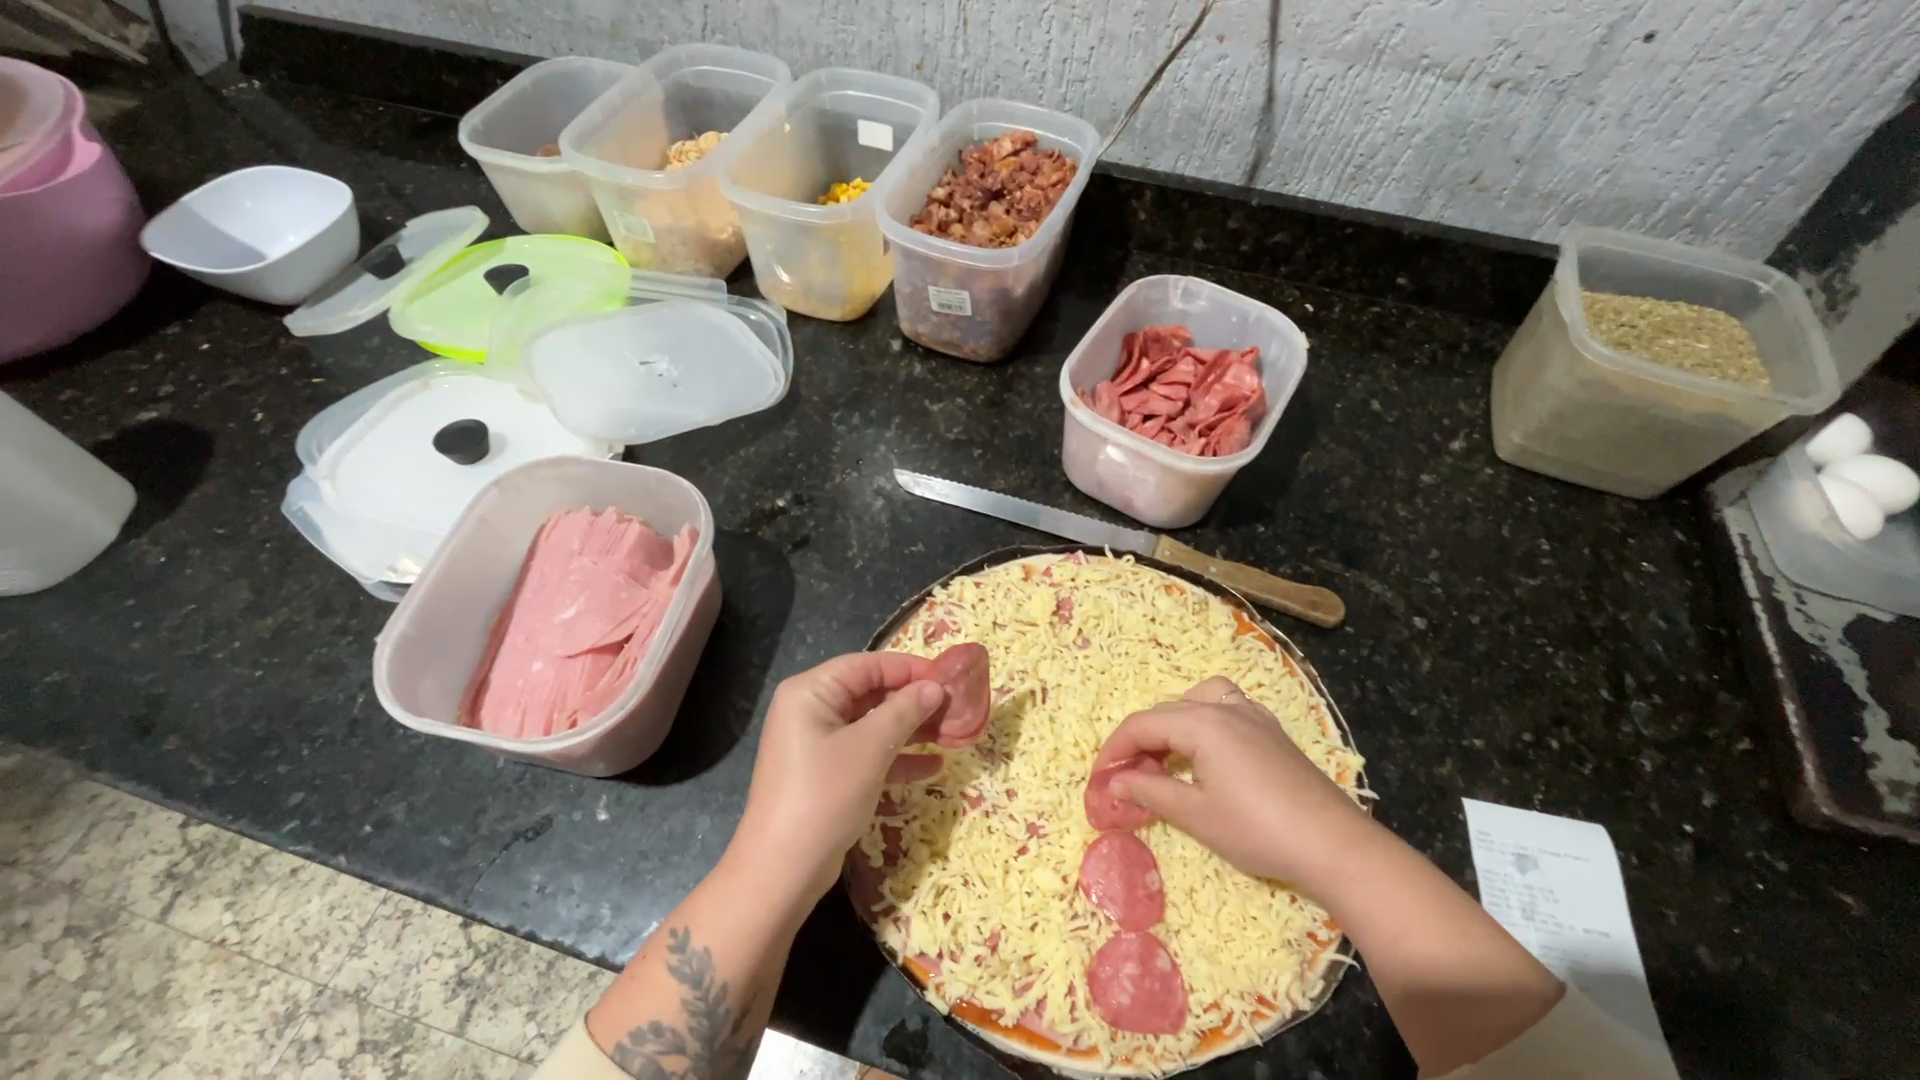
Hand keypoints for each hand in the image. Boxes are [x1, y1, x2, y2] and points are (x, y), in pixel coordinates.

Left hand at [729, 652, 949, 902]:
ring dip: (911, 730)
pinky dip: (897, 757)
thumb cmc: (825, 795)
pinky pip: (866, 753)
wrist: (782, 869)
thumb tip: (934, 687)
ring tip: (954, 736)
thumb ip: (904, 711)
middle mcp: (810, 710)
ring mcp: (817, 744)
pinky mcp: (826, 774)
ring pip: (872, 725)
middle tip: (957, 710)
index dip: (910, 669)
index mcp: (810, 692)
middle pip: (870, 693)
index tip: (950, 678)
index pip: (867, 665)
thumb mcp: (870, 748)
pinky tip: (933, 767)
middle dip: (914, 702)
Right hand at [1095, 676, 1374, 888]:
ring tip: (1162, 760)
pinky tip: (1206, 754)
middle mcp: (1225, 708)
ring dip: (1170, 726)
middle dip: (1138, 742)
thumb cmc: (1258, 830)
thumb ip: (1149, 792)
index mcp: (1202, 723)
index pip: (1141, 725)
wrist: (1333, 844)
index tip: (1099, 781)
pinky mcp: (1271, 732)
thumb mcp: (1196, 815)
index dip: (1114, 751)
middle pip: (1165, 712)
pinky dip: (1203, 722)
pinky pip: (1225, 708)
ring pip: (1196, 702)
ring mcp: (1253, 716)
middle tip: (1125, 780)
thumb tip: (1113, 784)